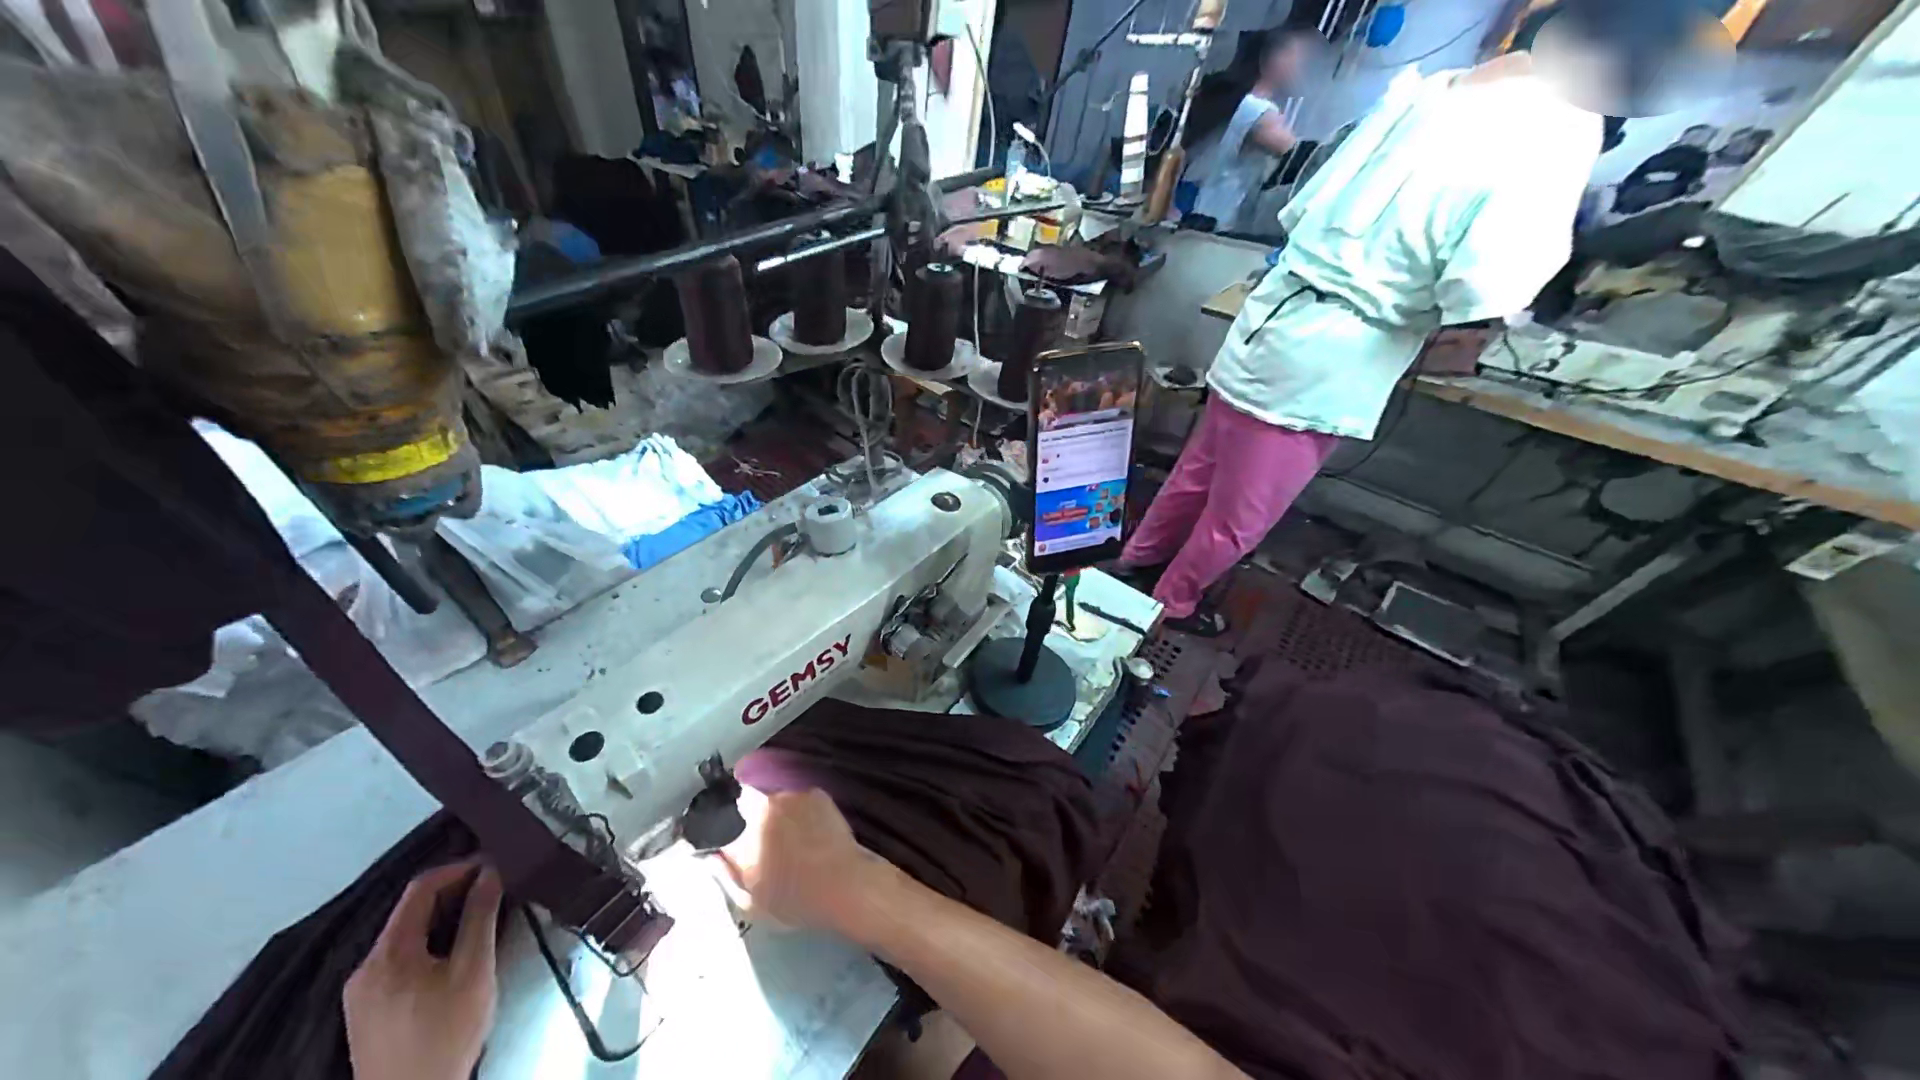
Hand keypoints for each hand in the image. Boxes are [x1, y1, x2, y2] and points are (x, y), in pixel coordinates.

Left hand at [344, 859, 503, 1079]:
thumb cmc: (447, 1032)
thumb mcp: (474, 970)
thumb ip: (481, 917)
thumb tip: (490, 873)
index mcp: (388, 953)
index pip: (420, 889)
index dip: (458, 868)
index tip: (494, 864)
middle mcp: (365, 966)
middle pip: (409, 911)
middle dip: (453, 891)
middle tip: (494, 886)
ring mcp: (361, 990)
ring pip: (405, 934)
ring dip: (442, 916)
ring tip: (481, 914)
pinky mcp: (366, 1008)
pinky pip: (398, 957)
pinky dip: (429, 941)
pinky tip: (454, 950)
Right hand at [714, 787, 894, 936]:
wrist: (845, 883)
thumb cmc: (795, 900)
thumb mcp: (749, 902)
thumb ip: (723, 875)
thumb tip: (709, 856)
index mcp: (742, 833)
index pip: (719, 820)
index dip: (721, 829)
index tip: (728, 839)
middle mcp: (764, 805)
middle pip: (746, 802)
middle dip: (748, 817)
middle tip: (763, 842)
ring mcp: (792, 795)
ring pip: (774, 799)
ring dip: (776, 813)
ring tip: (791, 838)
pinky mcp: (816, 793)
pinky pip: (799, 798)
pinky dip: (799, 810)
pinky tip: (810, 831)